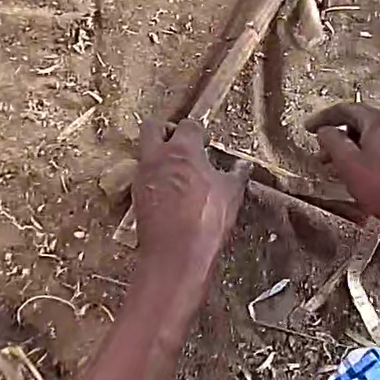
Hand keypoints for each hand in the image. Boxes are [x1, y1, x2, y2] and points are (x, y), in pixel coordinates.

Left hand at [132, 120, 248, 302]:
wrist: (176, 255)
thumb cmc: (206, 219)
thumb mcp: (231, 194)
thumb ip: (236, 174)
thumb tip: (243, 165)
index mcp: (182, 150)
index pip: (188, 125)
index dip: (199, 132)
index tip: (207, 144)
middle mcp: (157, 157)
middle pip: (153, 127)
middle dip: (167, 130)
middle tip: (183, 145)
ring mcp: (143, 176)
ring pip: (146, 153)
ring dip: (160, 156)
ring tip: (179, 173)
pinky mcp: (136, 196)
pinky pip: (144, 177)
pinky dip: (155, 179)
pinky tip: (171, 194)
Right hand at [304, 102, 379, 230]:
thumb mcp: (347, 161)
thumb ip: (332, 141)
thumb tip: (325, 132)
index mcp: (379, 122)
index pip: (346, 109)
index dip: (324, 117)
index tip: (311, 126)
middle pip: (359, 123)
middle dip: (336, 135)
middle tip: (321, 147)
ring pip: (369, 139)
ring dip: (348, 149)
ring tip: (334, 164)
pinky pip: (379, 153)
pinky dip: (362, 158)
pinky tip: (354, 176)